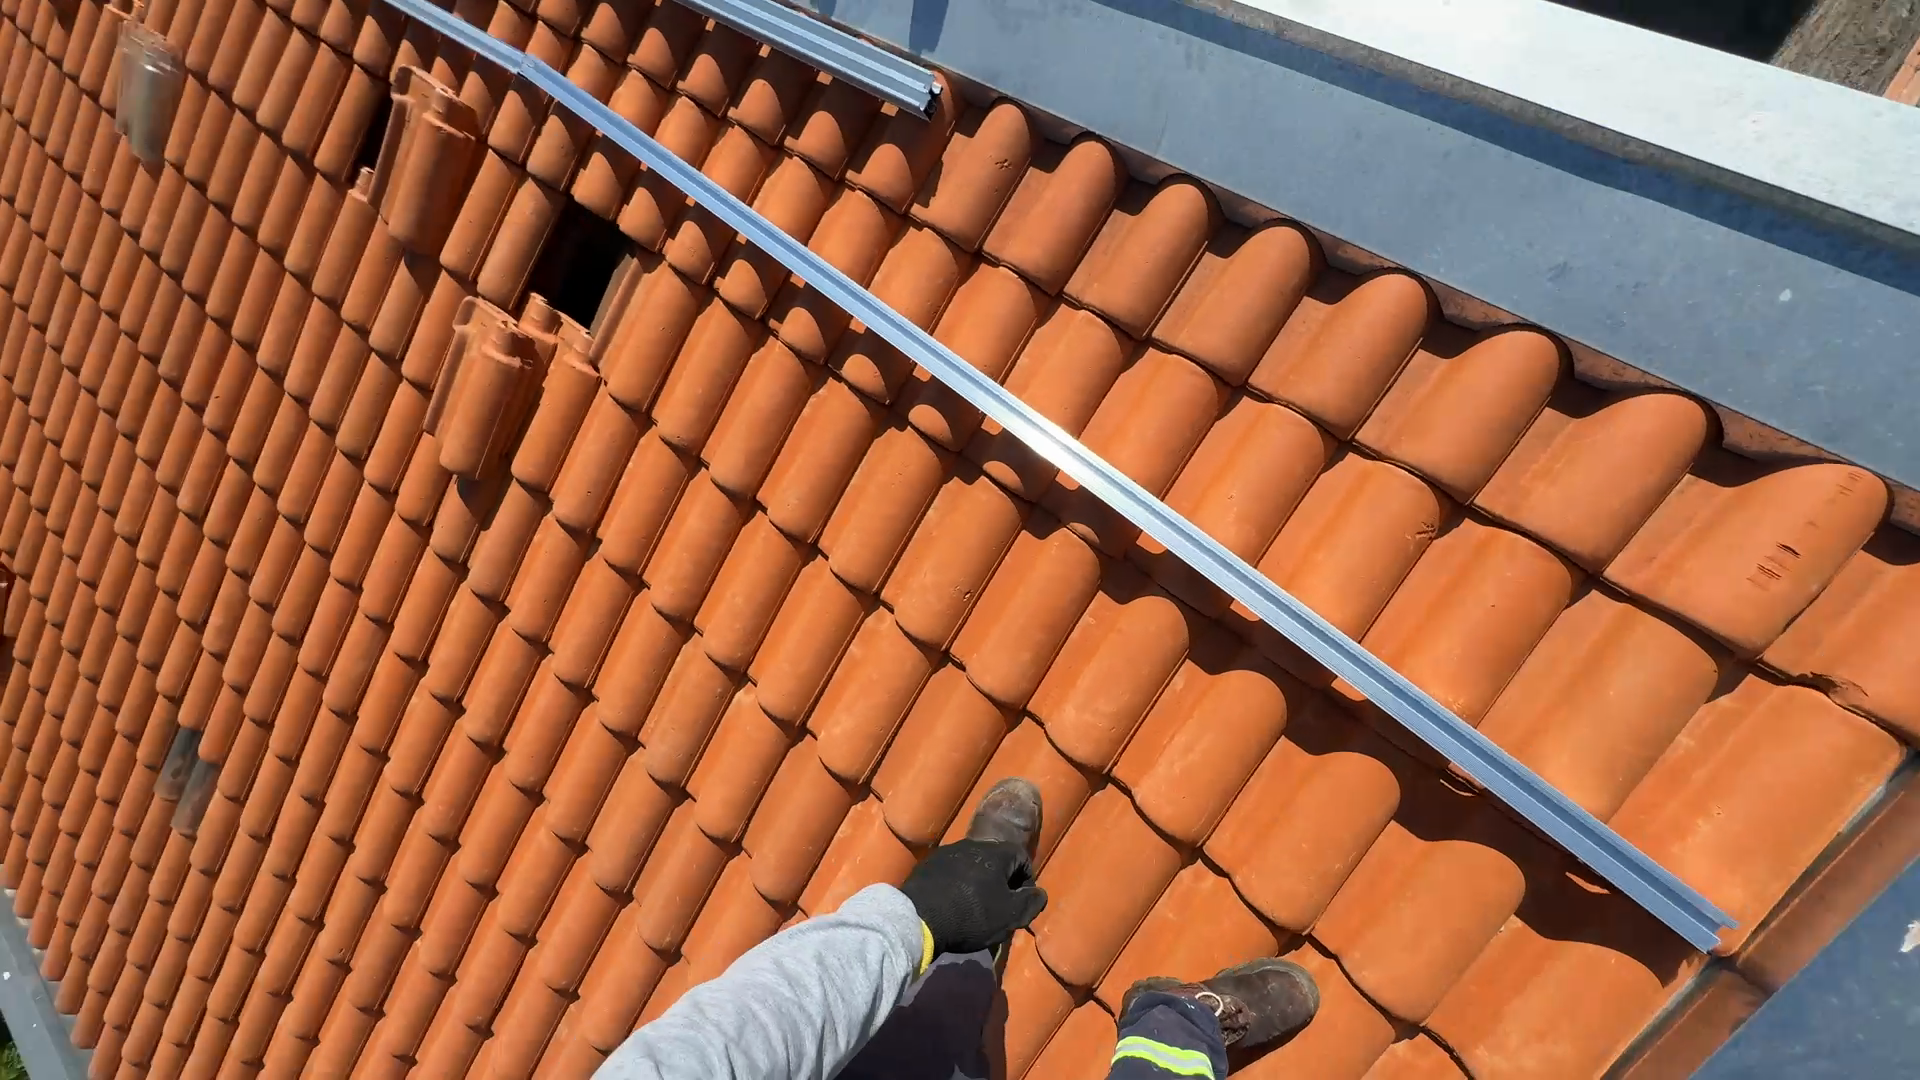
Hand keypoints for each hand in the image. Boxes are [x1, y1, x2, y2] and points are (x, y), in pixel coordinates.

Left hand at [899, 839, 1048, 955]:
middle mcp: (972, 844)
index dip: (1026, 879)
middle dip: (1002, 881)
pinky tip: (953, 904)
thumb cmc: (972, 914)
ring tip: (976, 907)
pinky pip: (952, 871)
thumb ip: (1030, 903)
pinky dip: (958, 884)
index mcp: (995, 853)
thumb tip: (1041, 893)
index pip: (1021, 857)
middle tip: (1000, 906)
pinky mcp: (929, 864)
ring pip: (973, 865)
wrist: (921, 916)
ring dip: (979, 882)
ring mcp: (948, 852)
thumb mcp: (1009, 915)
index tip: (1022, 901)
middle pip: (996, 860)